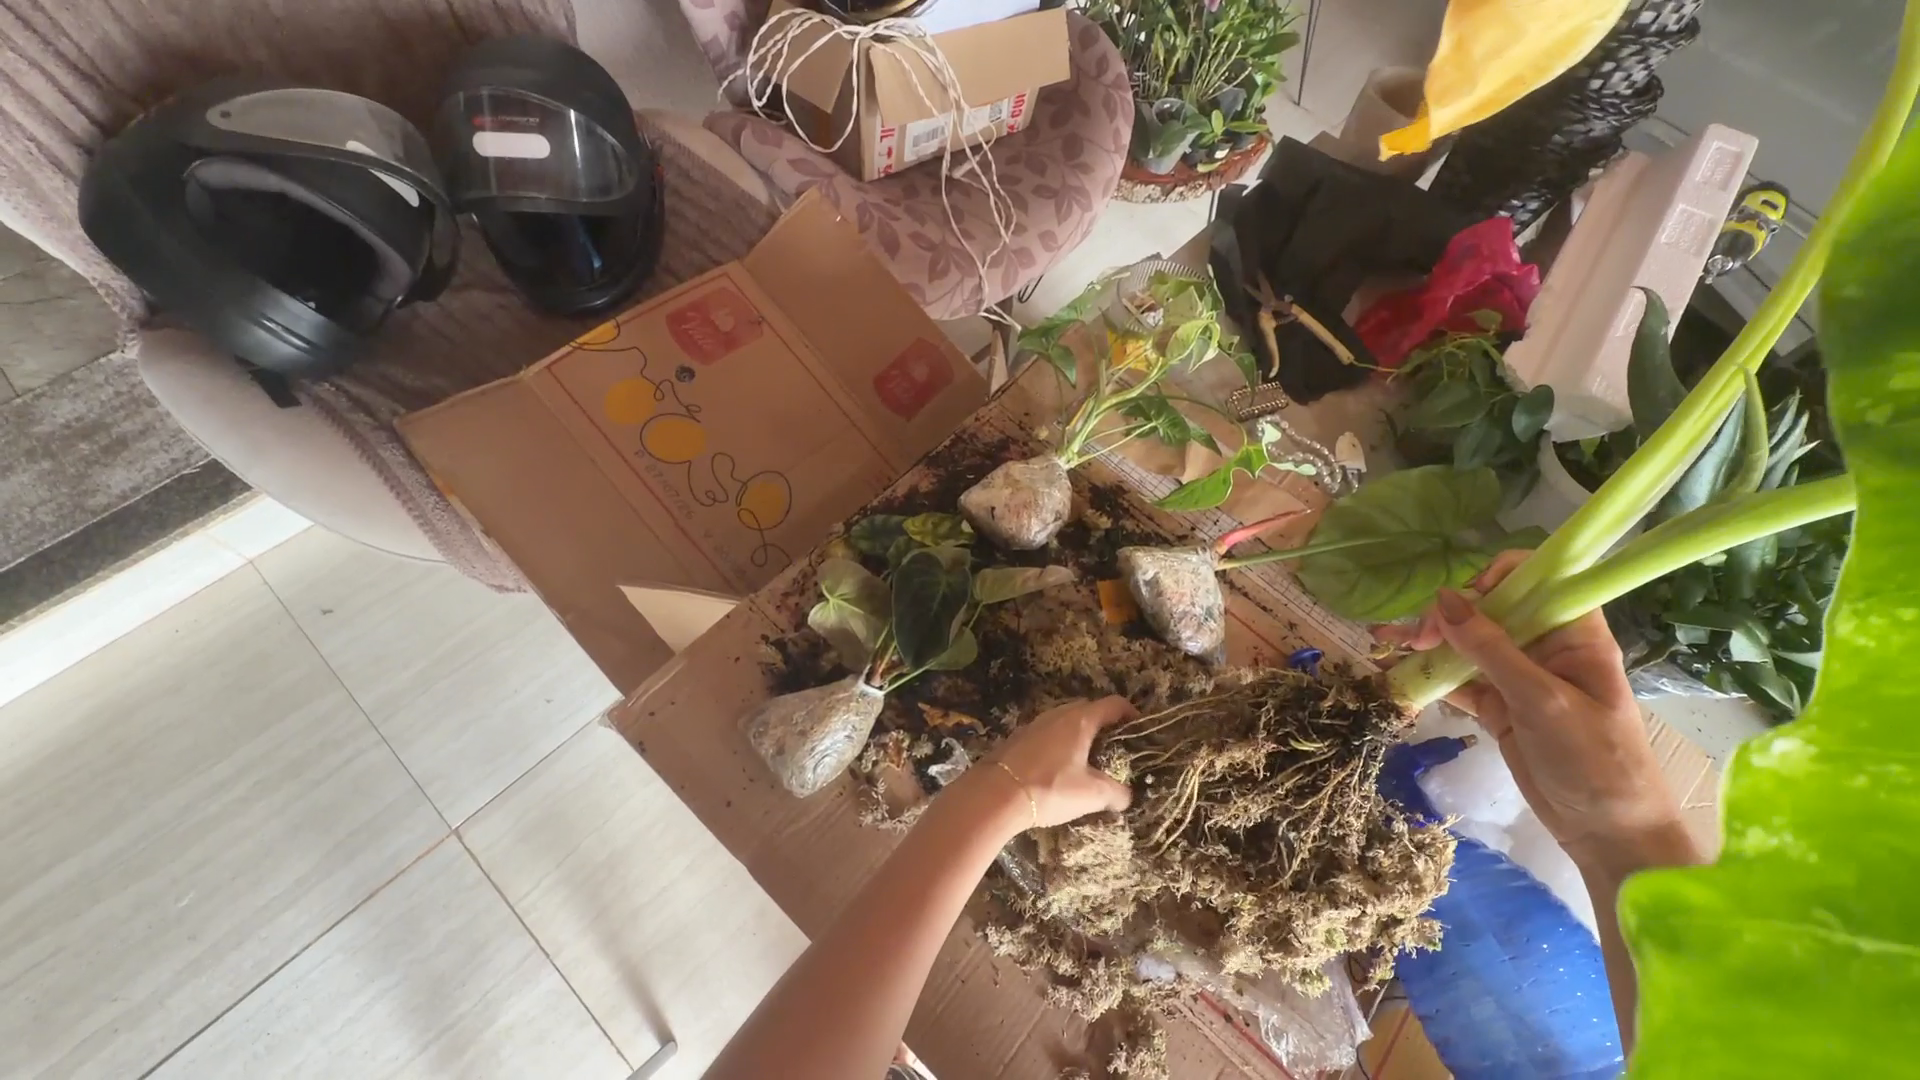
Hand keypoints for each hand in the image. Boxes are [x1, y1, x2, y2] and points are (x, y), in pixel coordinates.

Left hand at [955, 696, 1135, 833]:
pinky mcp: (1017, 739)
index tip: (1140, 729)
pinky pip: (1046, 735)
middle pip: (1087, 709)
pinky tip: (1058, 769)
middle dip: (1104, 725)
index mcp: (1080, 720)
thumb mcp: (1091, 794)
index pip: (1113, 704)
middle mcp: (1057, 715)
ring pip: (1064, 722)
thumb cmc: (1050, 787)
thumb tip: (1126, 797)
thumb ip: (1115, 793)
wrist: (995, 794)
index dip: (1130, 714)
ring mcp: (1034, 724)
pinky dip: (1058, 745)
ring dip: (1078, 735)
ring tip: (1088, 760)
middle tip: (1115, 748)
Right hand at [1379, 552, 1683, 854]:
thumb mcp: (1540, 700)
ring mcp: (1517, 677)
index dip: (1498, 579)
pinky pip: (1456, 678)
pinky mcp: (1497, 705)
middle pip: (1489, 611)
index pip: (1536, 581)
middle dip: (1448, 616)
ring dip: (1428, 642)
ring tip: (1387, 644)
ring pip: (1466, 644)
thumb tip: (1443, 597)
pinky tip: (1396, 670)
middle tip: (1416, 637)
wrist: (1607, 833)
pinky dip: (1428, 674)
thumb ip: (1489, 648)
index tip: (1465, 600)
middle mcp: (1545, 648)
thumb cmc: (1594, 761)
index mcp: (1573, 636)